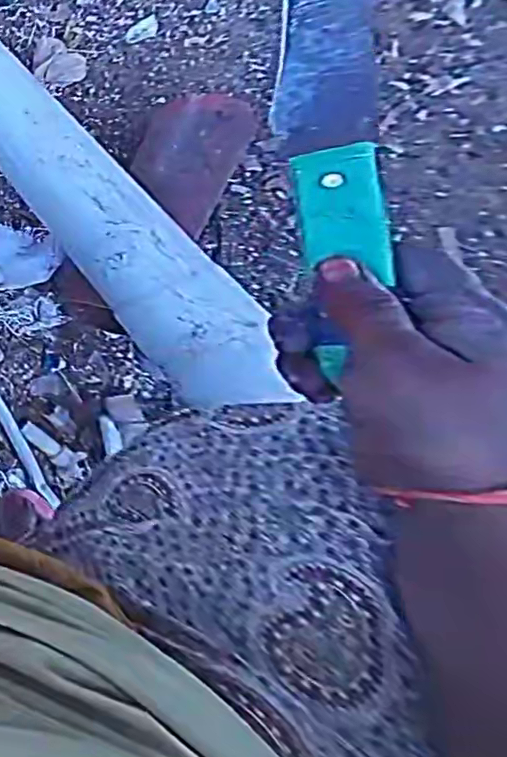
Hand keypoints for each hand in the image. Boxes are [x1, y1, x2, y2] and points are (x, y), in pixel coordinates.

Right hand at [272, 243, 506, 492]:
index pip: (404, 260)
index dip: (358, 255)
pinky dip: (314, 368)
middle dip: (313, 312)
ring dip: (305, 344)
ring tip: (304, 373)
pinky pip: (337, 358)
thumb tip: (339, 263)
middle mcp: (440, 330)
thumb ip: (362, 308)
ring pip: (338, 328)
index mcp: (461, 315)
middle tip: (295, 338)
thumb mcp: (392, 359)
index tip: (315, 262)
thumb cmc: (440, 428)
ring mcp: (412, 359)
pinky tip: (314, 388)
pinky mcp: (387, 384)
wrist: (459, 500)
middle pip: (358, 295)